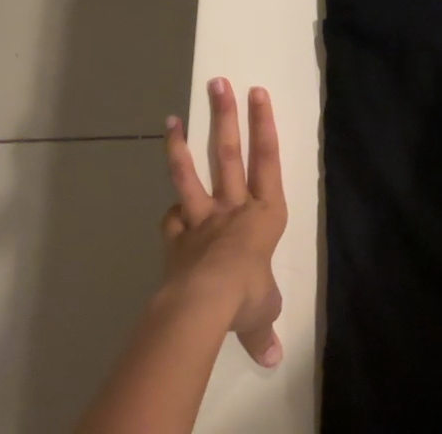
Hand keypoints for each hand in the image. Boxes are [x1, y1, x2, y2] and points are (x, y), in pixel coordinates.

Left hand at [161, 77, 287, 367]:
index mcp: (265, 214)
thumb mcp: (264, 312)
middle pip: (229, 153)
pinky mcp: (176, 238)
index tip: (259, 92)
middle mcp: (234, 207)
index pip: (268, 160)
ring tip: (172, 118)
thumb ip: (264, 326)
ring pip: (192, 175)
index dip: (264, 125)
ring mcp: (202, 219)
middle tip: (220, 82)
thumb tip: (272, 358)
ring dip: (183, 146)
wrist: (205, 301)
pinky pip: (173, 218)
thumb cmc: (248, 295)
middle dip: (226, 116)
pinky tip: (169, 204)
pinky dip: (171, 209)